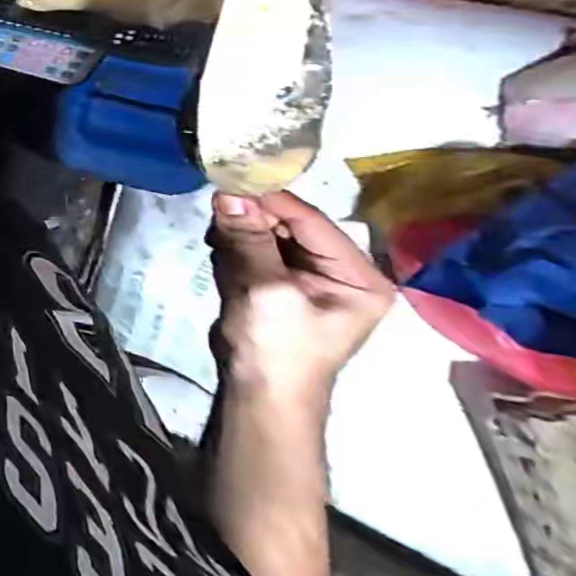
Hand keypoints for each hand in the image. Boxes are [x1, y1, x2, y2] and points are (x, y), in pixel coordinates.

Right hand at [209, 191, 393, 403]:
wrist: (260, 391)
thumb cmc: (277, 346)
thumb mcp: (265, 289)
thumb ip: (249, 239)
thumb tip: (227, 193)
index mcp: (358, 274)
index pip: (310, 219)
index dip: (268, 200)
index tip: (226, 184)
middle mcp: (338, 267)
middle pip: (286, 221)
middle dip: (250, 220)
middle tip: (217, 221)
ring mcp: (306, 272)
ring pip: (265, 230)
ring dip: (237, 235)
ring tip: (223, 253)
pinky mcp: (277, 277)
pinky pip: (252, 244)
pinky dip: (233, 246)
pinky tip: (225, 261)